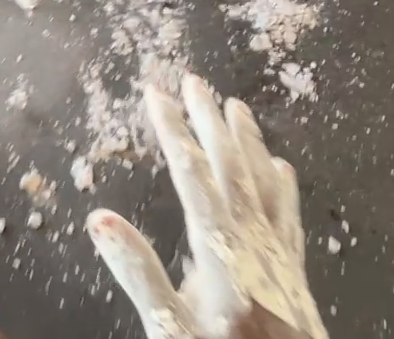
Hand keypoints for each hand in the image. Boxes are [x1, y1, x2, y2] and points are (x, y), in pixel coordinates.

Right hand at [87, 74, 326, 338]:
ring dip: (248, 142)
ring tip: (238, 107)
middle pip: (231, 168)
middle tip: (195, 80)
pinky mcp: (295, 276)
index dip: (171, 129)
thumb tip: (99, 217)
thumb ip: (139, 274)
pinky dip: (283, 186)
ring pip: (264, 184)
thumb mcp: (171, 331)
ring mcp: (279, 258)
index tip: (154, 91)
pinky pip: (288, 215)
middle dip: (209, 121)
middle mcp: (253, 244)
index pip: (191, 174)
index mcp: (220, 252)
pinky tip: (283, 168)